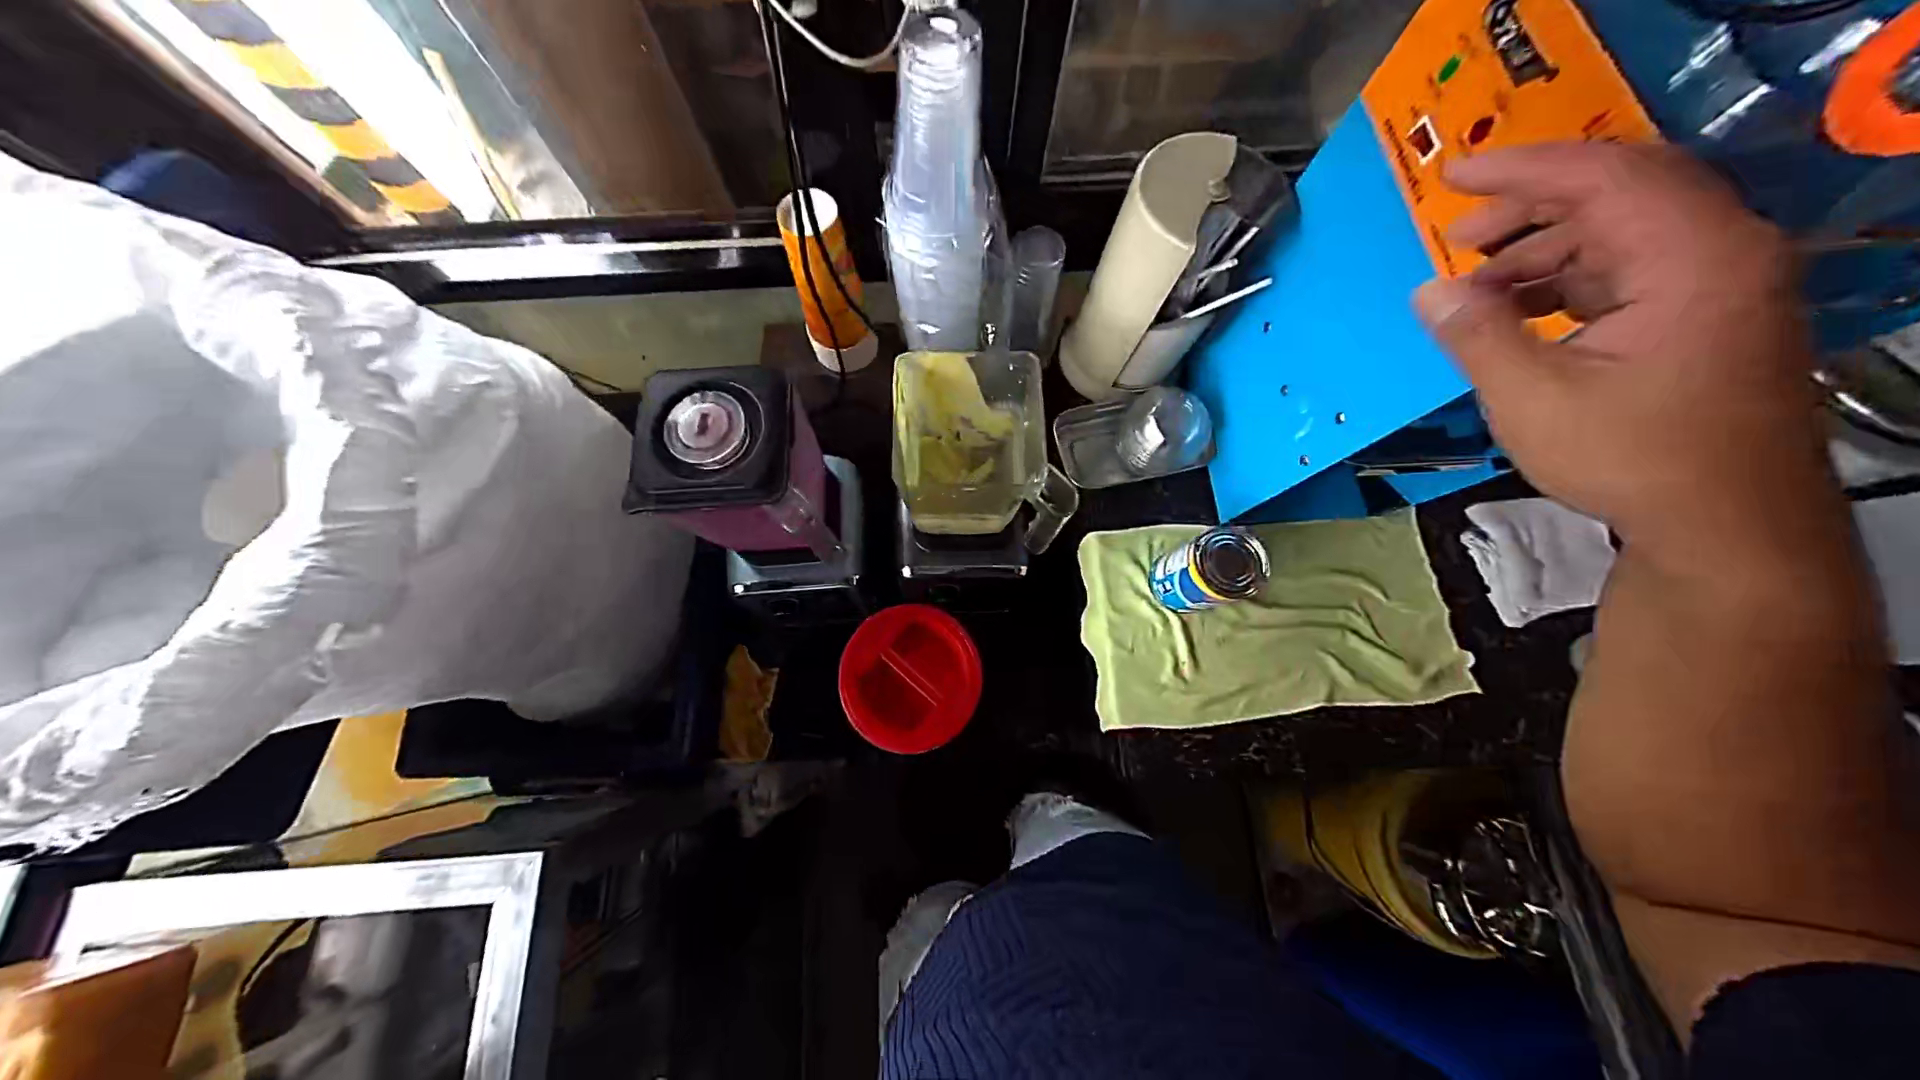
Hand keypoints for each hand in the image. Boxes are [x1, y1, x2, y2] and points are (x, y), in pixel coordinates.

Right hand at [1412, 142, 1833, 562]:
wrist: (1723, 522)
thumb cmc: (1631, 458)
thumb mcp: (1532, 398)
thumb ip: (1477, 336)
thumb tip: (1430, 291)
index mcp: (1691, 258)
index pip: (1603, 178)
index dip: (1520, 171)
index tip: (1453, 177)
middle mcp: (1719, 253)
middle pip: (1618, 195)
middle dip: (1528, 209)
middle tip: (1456, 236)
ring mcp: (1717, 285)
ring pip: (1620, 236)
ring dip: (1541, 251)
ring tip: (1475, 286)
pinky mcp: (1703, 317)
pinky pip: (1627, 273)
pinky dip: (1565, 281)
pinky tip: (1518, 311)